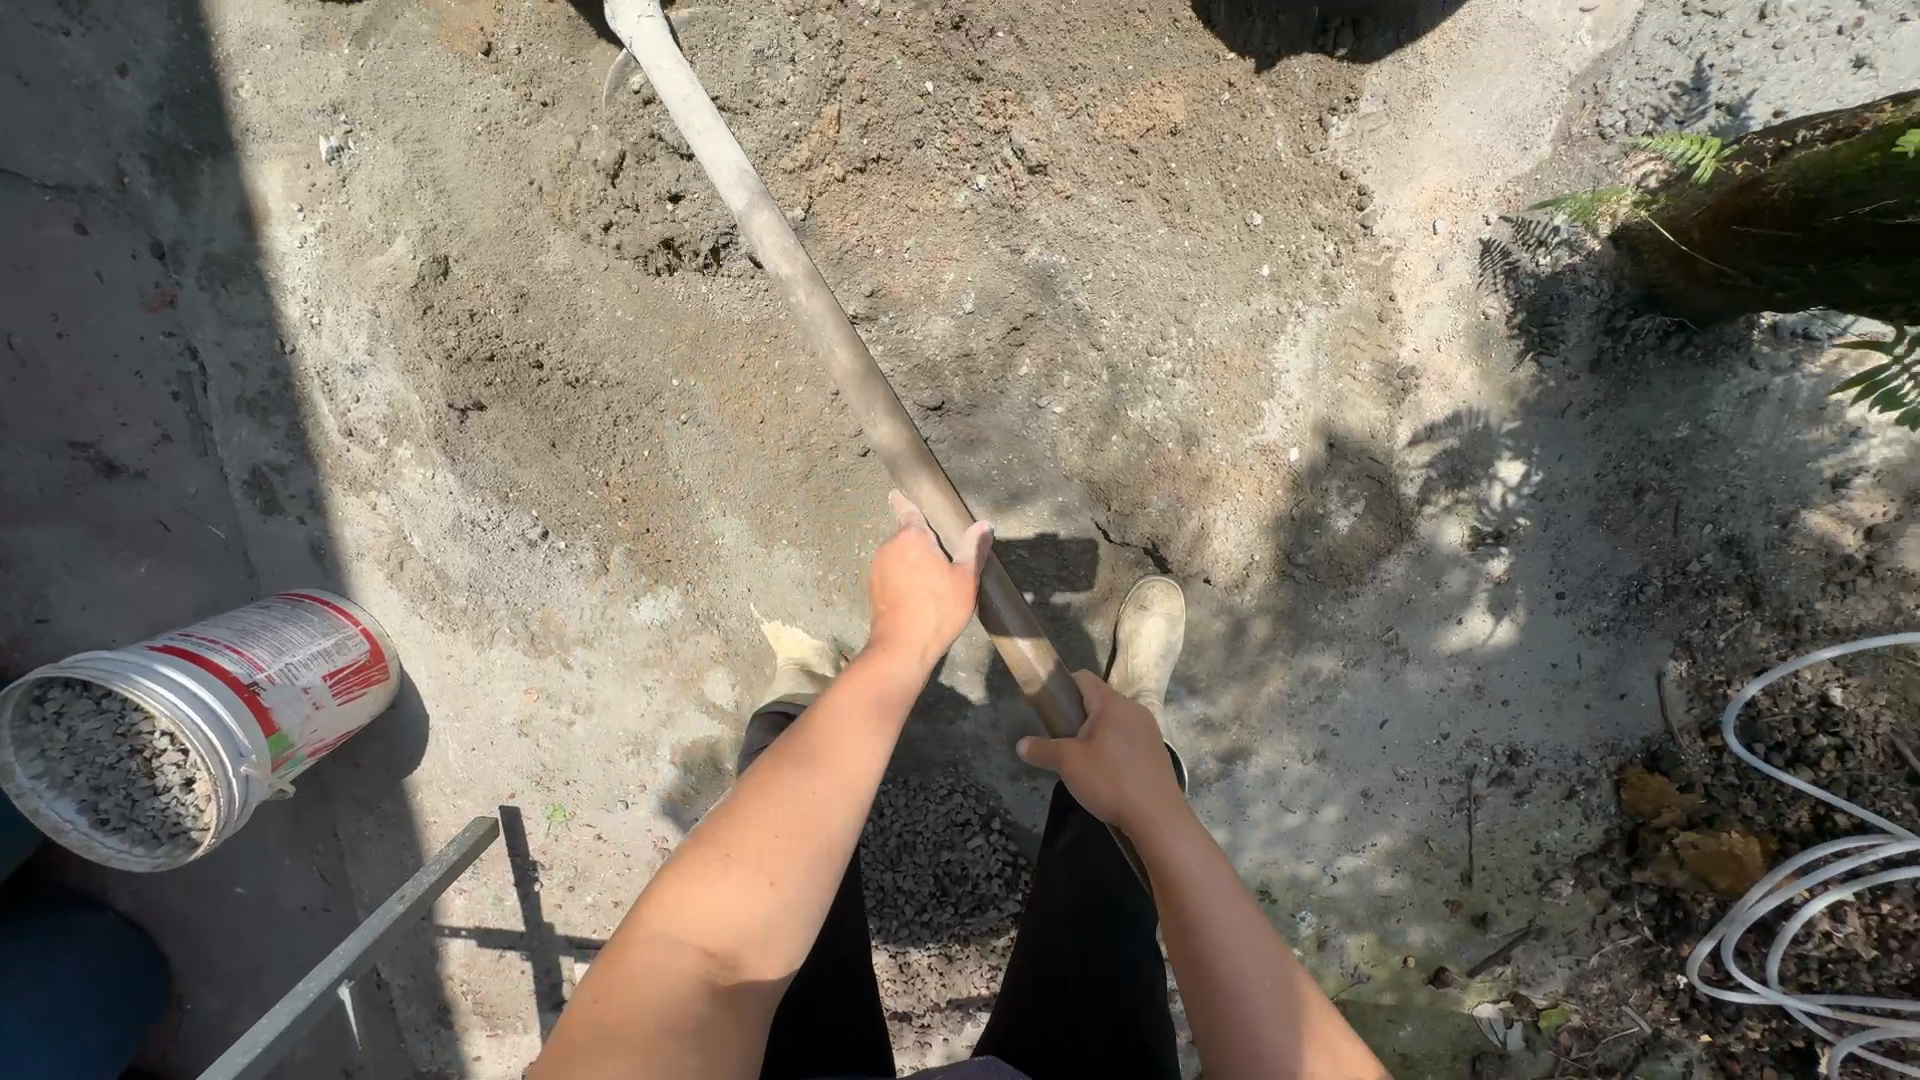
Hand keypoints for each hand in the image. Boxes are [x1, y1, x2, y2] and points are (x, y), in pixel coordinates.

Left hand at [865, 491, 992, 669]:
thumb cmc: (938, 610)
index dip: (908, 501)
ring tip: (935, 582)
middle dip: (922, 541)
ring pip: (900, 555)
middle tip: (944, 557)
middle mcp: (890, 546)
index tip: (902, 492)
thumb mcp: (966, 579)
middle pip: (908, 534)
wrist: (903, 647)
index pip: (908, 509)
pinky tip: (920, 595)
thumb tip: (985, 525)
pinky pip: (892, 572)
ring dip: (913, 561)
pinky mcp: (874, 586)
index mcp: (912, 536)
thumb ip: (974, 548)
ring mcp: (878, 566)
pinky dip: (904, 577)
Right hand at [1016, 671, 1186, 834]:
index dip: (1063, 687)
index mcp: (1112, 703)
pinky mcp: (1157, 749)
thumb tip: (1021, 745)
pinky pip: (1129, 737)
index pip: (1083, 678)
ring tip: (1084, 760)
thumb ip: (1042, 750)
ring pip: (1114, 720)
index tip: (1050, 709)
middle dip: (1078, 716)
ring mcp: (1149, 729)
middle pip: (1099, 700)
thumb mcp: (1068, 764)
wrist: (1157, 818)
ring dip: (1097, 733)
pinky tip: (1108, 773)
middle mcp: (1133, 708)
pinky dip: (1114, 746)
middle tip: (1063, 741)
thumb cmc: (1110, 781)